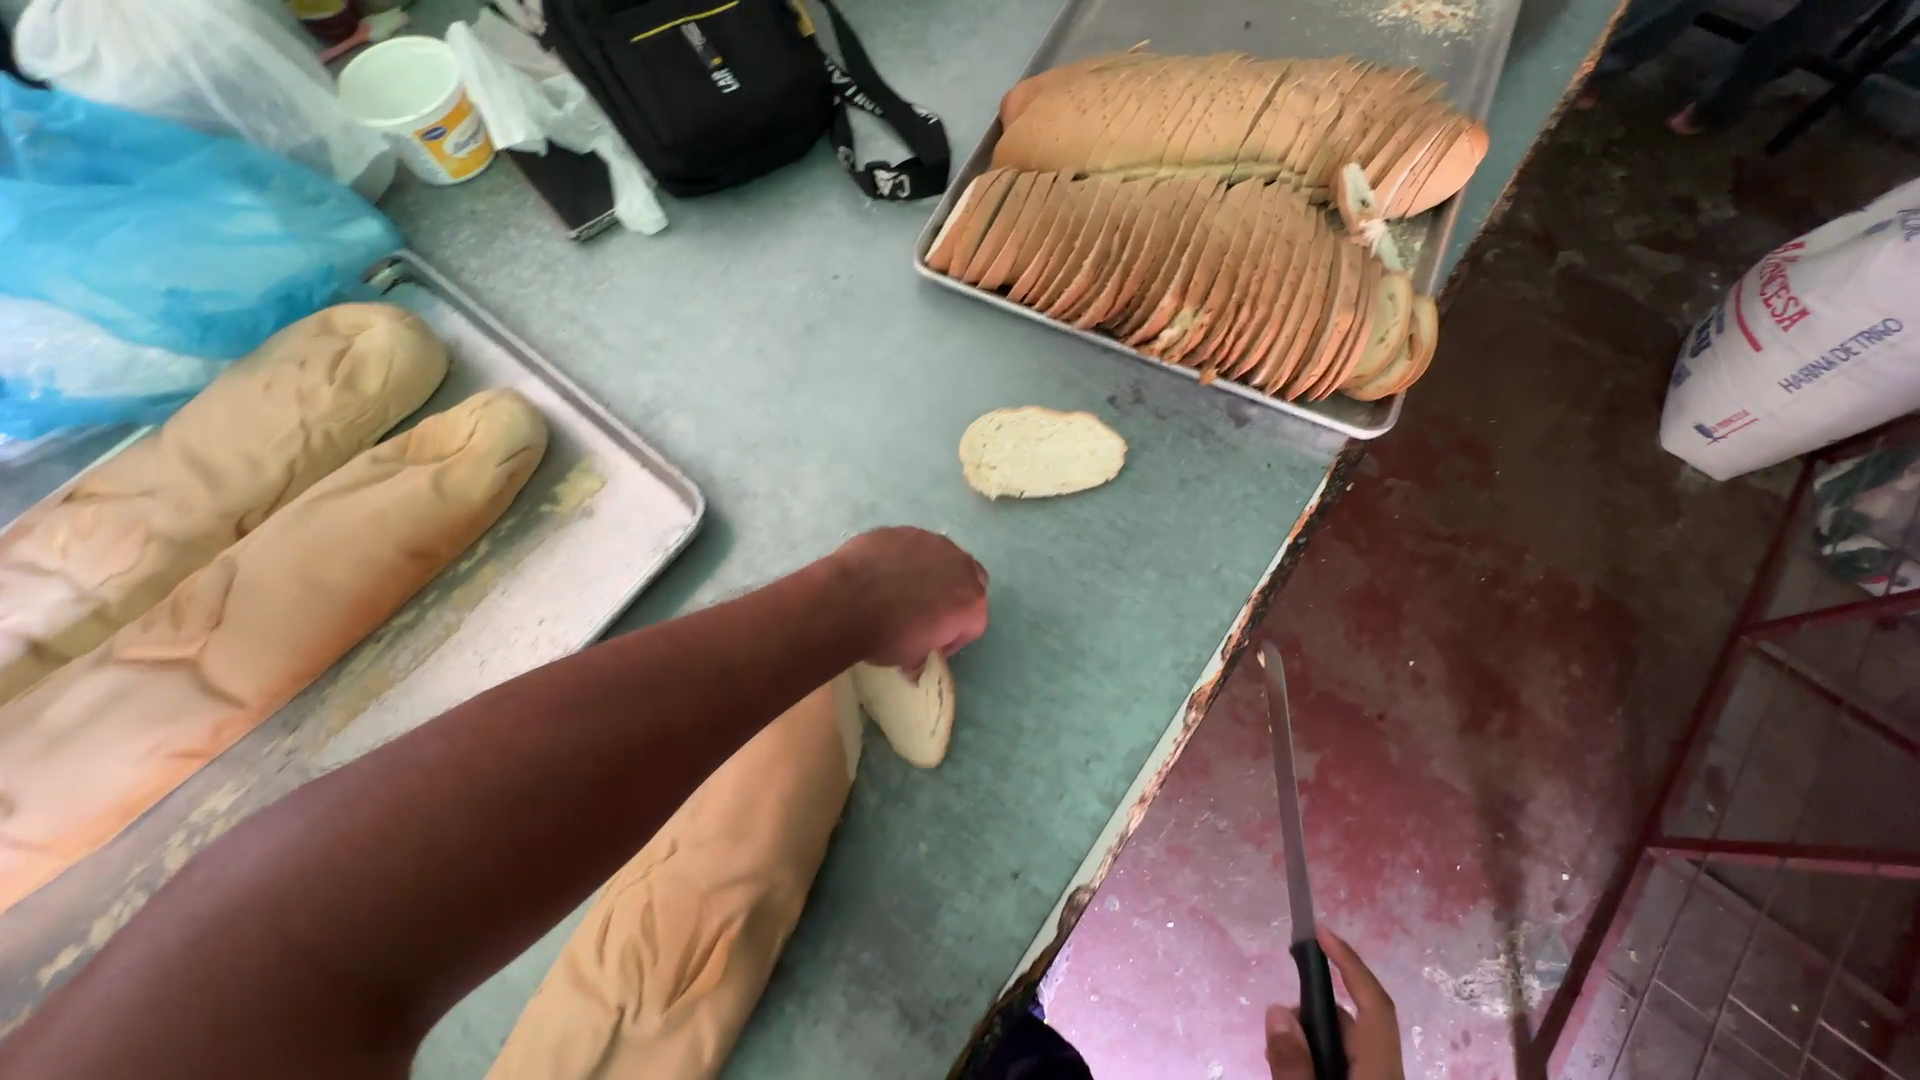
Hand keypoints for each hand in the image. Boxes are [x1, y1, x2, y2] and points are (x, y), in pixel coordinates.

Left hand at [832, 527, 989, 669]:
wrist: (847, 600)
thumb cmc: (886, 635)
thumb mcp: (909, 658)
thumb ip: (920, 657)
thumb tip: (913, 668)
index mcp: (971, 602)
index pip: (974, 623)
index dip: (954, 637)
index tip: (933, 645)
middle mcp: (961, 567)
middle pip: (969, 581)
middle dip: (953, 596)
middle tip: (927, 612)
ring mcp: (933, 543)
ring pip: (942, 558)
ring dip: (930, 573)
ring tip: (901, 588)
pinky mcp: (905, 531)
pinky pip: (912, 546)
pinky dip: (904, 559)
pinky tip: (882, 572)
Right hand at [1266, 929, 1403, 1079]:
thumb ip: (1295, 1065)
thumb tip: (1277, 1010)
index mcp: (1381, 1071)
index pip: (1375, 1004)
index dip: (1350, 964)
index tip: (1321, 932)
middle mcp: (1386, 1073)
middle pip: (1353, 1024)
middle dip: (1312, 1010)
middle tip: (1276, 1022)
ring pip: (1345, 1046)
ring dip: (1310, 1038)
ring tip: (1277, 1056)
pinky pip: (1344, 1065)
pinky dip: (1316, 1058)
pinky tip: (1294, 1070)